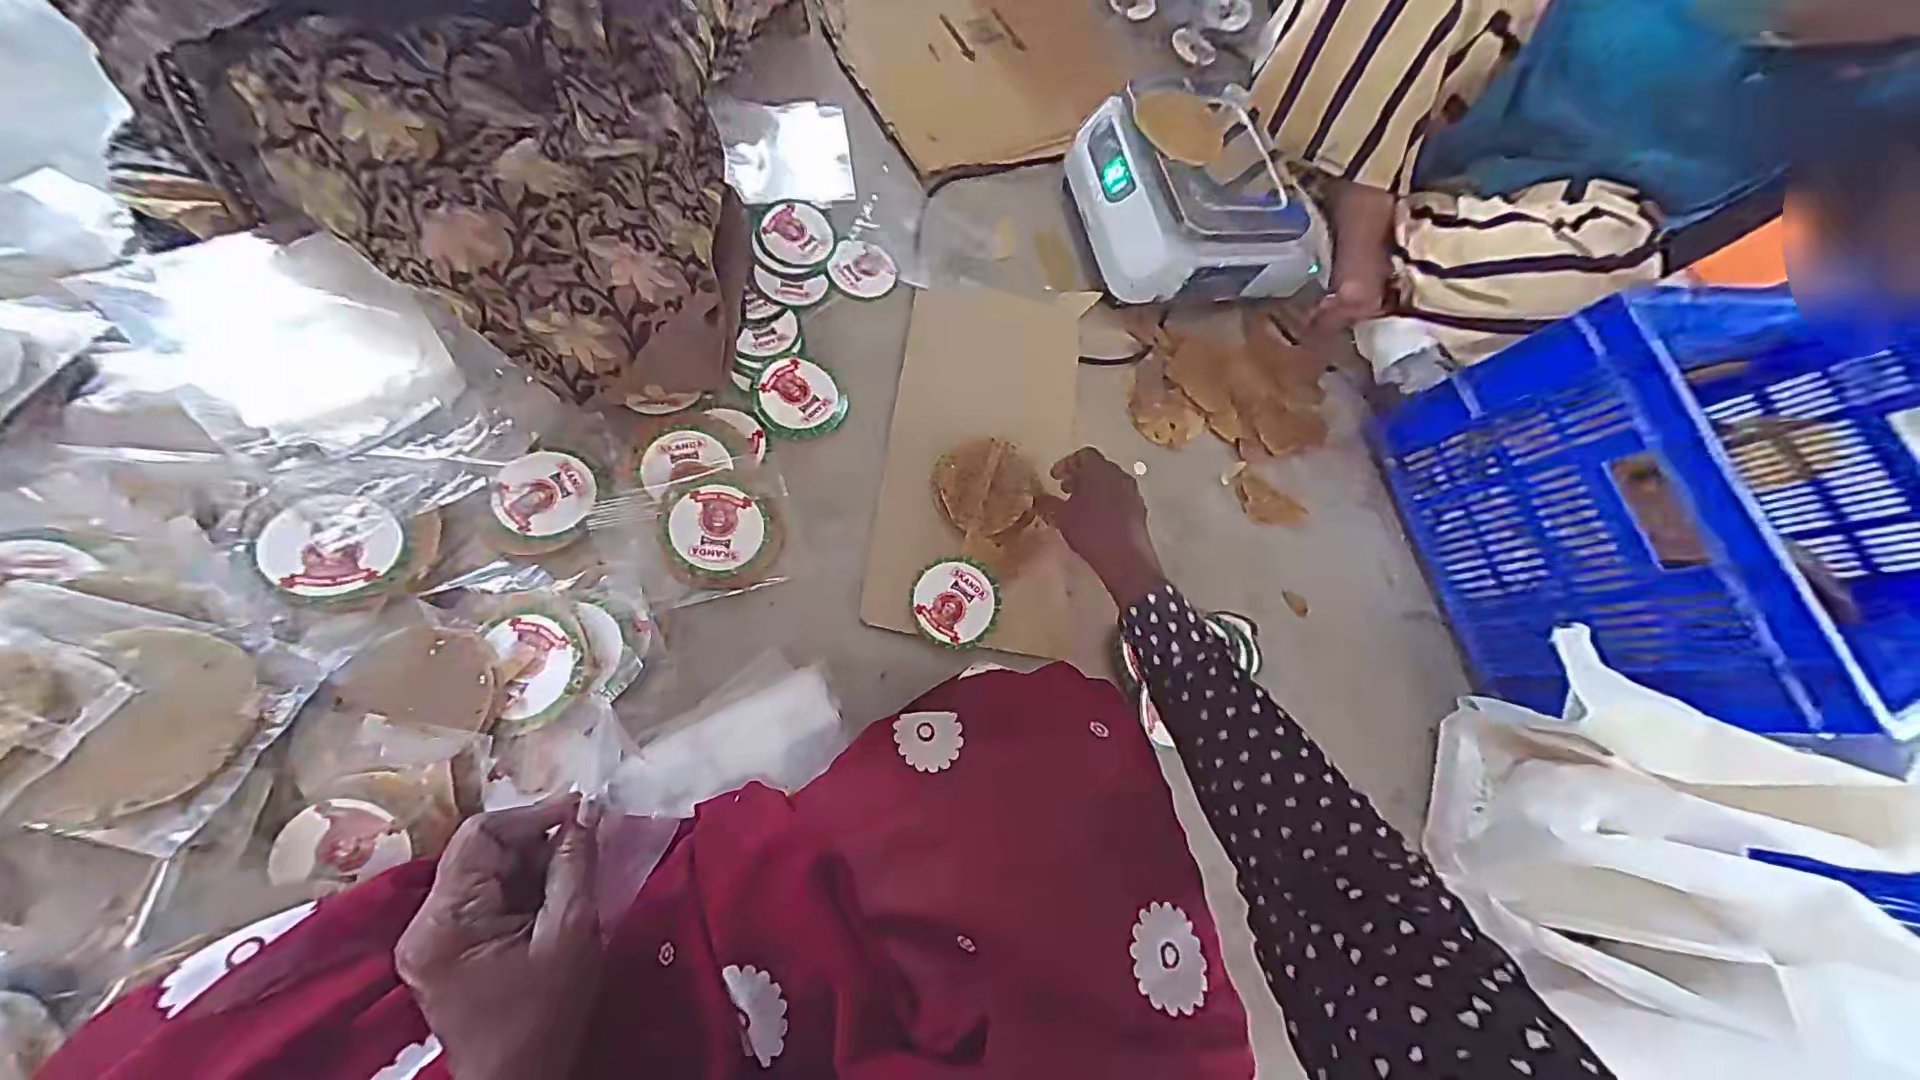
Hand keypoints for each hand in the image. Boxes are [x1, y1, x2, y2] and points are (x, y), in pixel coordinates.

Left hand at [395, 796, 602, 1079]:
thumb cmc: (546, 1011)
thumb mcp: (572, 928)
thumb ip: (576, 862)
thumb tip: (587, 808)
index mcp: (444, 922)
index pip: (480, 836)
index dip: (534, 814)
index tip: (585, 809)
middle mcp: (428, 922)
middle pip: (485, 849)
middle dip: (540, 838)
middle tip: (589, 838)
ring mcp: (438, 933)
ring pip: (494, 865)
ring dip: (540, 858)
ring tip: (580, 867)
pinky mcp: (455, 941)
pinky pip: (496, 888)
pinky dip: (533, 879)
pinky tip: (561, 889)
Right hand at [1042, 448, 1166, 607]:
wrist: (1126, 559)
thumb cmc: (1091, 532)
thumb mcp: (1062, 518)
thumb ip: (1048, 504)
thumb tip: (1038, 499)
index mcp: (1099, 471)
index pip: (1083, 455)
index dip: (1066, 464)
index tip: (1055, 477)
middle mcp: (1119, 475)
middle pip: (1098, 466)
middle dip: (1080, 476)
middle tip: (1064, 489)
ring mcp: (1132, 491)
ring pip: (1110, 481)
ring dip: (1093, 488)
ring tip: (1078, 505)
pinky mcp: (1139, 508)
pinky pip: (1119, 495)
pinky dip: (1106, 499)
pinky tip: (1096, 518)